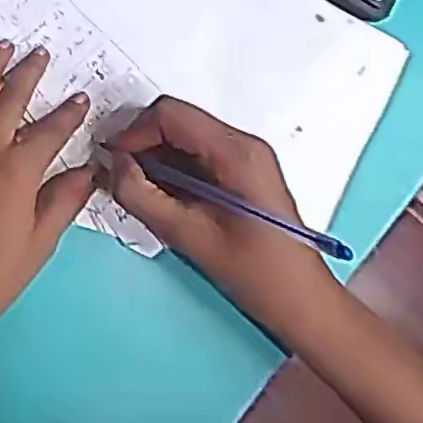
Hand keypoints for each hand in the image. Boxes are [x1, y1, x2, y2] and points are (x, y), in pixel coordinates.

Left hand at [0, 42, 95, 356]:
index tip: (80, 97)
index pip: (51, 130)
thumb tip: (88, 171)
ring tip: (4, 46)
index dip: (69, 113)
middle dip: (30, 72)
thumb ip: (64, 200)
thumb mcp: (39, 241)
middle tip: (41, 52)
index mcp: (17, 171)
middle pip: (11, 98)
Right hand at [106, 97, 335, 326]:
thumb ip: (140, 195)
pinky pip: (193, 150)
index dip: (133, 132)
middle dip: (141, 142)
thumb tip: (113, 163)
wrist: (308, 308)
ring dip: (154, 154)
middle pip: (174, 118)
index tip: (115, 159)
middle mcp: (243, 144)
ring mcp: (245, 154)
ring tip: (143, 188)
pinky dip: (170, 164)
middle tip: (123, 172)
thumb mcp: (188, 236)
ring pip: (181, 133)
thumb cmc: (259, 276)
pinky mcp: (241, 168)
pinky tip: (164, 194)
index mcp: (236, 153)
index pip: (169, 114)